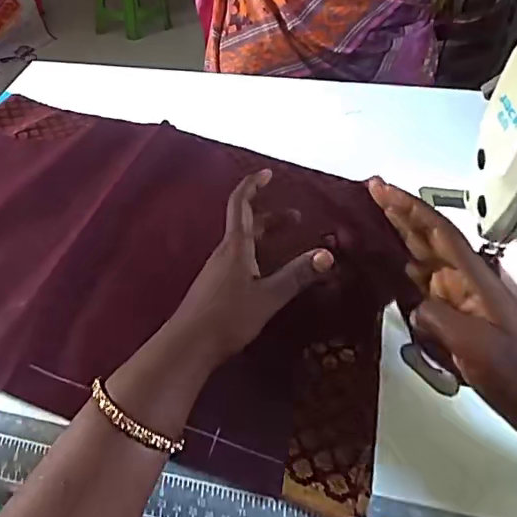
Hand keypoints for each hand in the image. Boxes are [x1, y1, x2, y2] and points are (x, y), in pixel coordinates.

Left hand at [162, 170, 334, 372]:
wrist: (189, 342)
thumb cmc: (227, 317)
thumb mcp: (268, 297)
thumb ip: (297, 275)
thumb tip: (327, 254)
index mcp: (236, 246)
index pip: (241, 203)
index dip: (253, 185)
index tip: (268, 173)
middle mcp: (225, 251)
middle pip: (246, 222)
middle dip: (270, 215)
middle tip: (296, 217)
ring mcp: (218, 267)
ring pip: (243, 240)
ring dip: (265, 234)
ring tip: (287, 240)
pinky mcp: (216, 283)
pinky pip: (239, 256)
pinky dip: (257, 251)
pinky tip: (267, 268)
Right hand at [367, 177, 516, 436]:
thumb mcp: (476, 344)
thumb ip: (437, 316)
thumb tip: (413, 305)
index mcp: (475, 278)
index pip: (437, 231)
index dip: (409, 207)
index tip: (383, 188)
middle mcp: (464, 281)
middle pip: (426, 236)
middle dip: (399, 211)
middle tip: (372, 189)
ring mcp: (457, 298)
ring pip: (420, 255)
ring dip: (396, 234)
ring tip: (371, 217)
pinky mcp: (451, 317)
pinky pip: (418, 284)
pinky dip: (398, 268)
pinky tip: (384, 262)